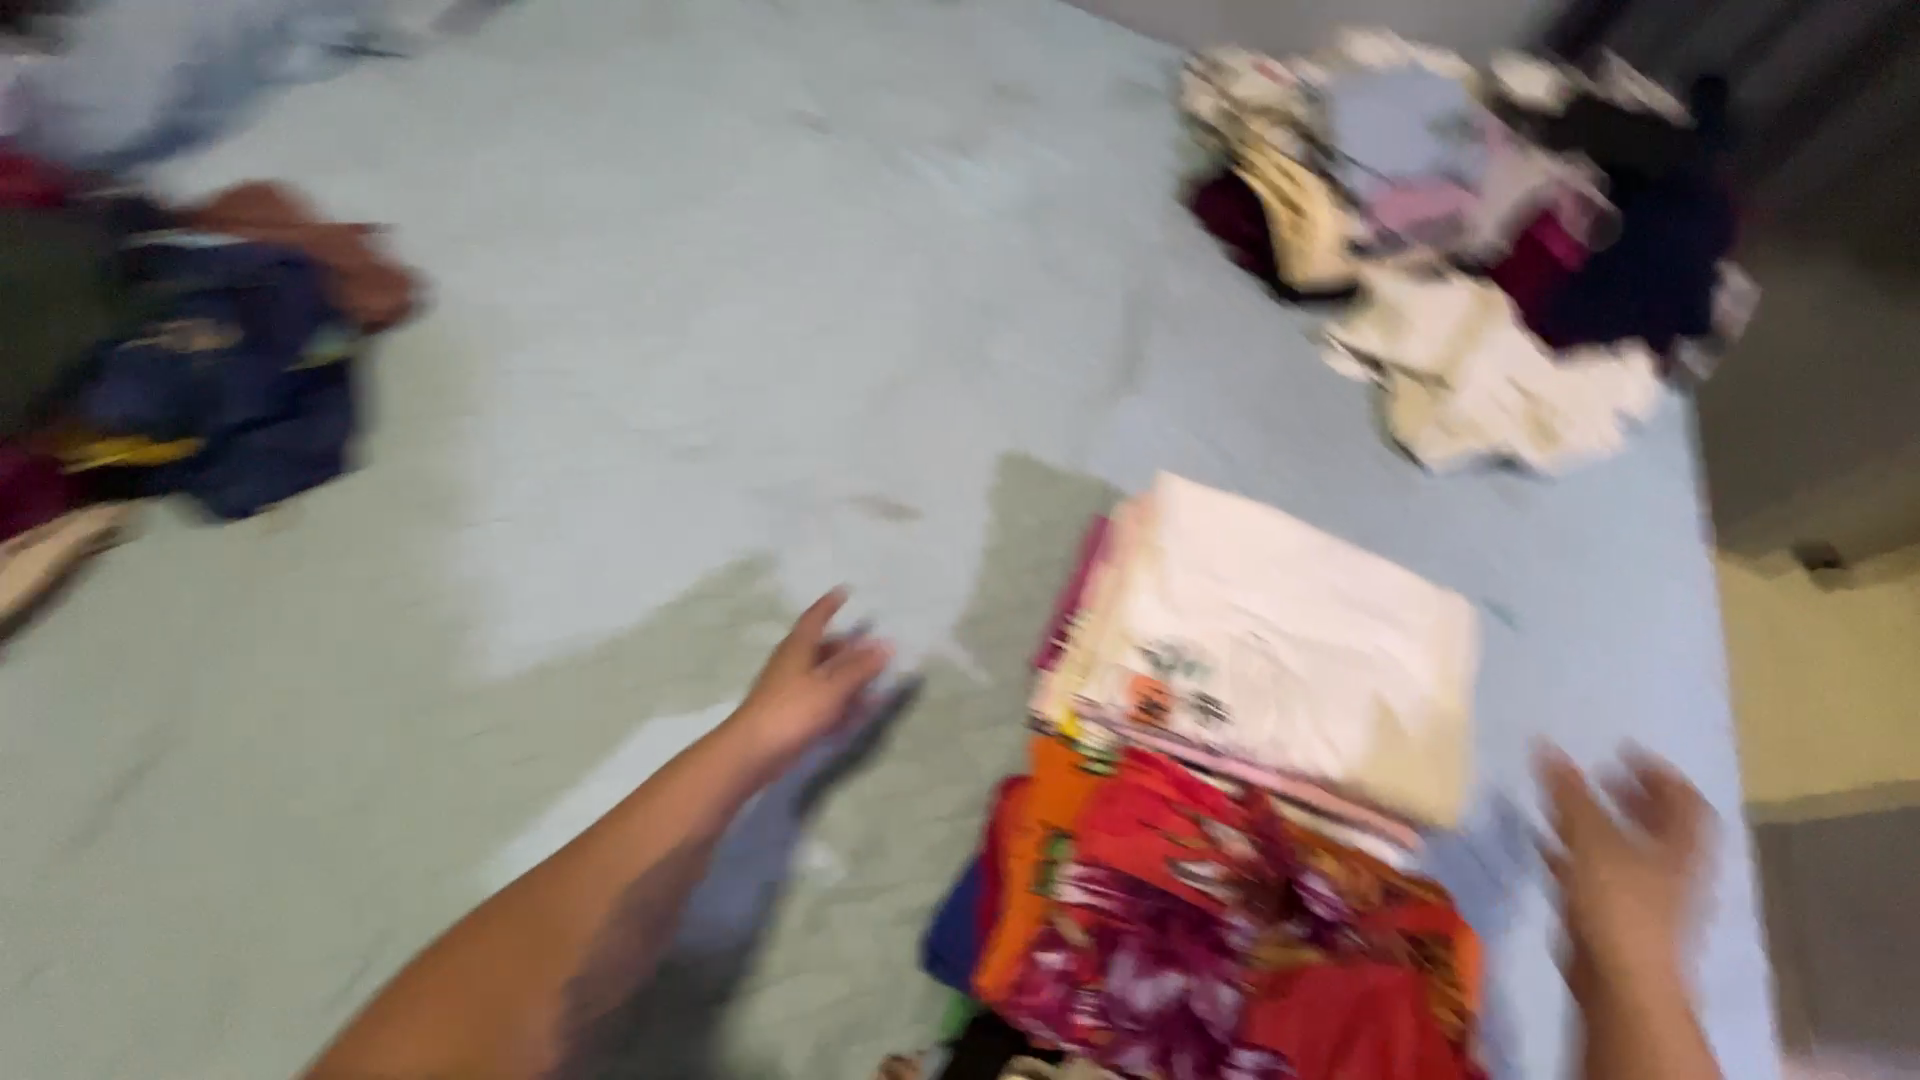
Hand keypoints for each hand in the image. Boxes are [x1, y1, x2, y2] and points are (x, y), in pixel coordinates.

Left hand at [726, 588, 892, 767]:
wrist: (753, 752)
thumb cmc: (793, 709)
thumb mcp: (832, 686)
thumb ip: (860, 667)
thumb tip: (886, 645)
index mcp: (799, 647)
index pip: (816, 617)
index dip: (830, 604)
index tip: (845, 591)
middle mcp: (795, 663)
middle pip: (825, 649)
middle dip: (850, 648)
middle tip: (875, 647)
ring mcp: (793, 689)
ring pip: (827, 677)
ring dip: (850, 679)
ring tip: (876, 684)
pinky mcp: (794, 714)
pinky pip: (824, 700)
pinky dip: (841, 702)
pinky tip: (859, 712)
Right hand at [1536, 744, 1714, 988]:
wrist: (1620, 980)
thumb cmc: (1618, 902)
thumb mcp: (1591, 838)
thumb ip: (1568, 793)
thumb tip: (1546, 745)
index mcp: (1681, 848)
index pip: (1686, 802)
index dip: (1659, 774)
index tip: (1624, 752)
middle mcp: (1672, 869)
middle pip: (1660, 825)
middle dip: (1630, 797)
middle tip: (1599, 774)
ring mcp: (1646, 894)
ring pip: (1627, 847)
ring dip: (1600, 822)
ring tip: (1564, 803)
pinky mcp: (1617, 914)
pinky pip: (1599, 871)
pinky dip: (1576, 851)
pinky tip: (1546, 843)